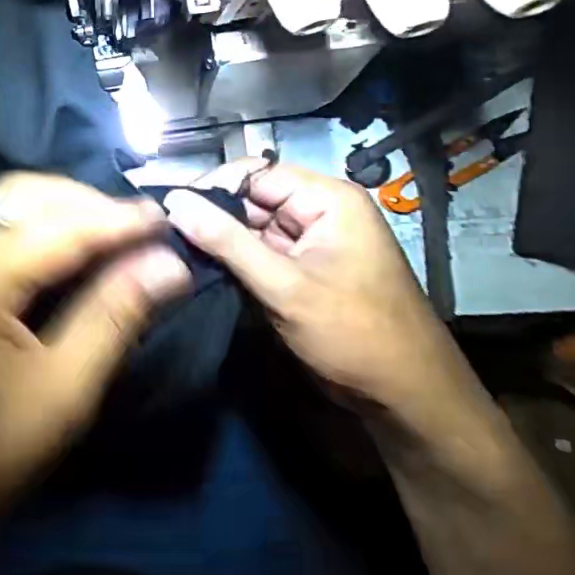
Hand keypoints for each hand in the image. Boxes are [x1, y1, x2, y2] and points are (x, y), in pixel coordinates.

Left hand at [0, 174, 193, 574]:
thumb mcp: (62, 392)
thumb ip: (114, 314)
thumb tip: (168, 264)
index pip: (62, 226)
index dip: (118, 220)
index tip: (162, 218)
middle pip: (19, 197)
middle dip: (79, 204)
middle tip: (128, 229)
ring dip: (41, 212)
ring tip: (89, 237)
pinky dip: (3, 230)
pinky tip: (29, 257)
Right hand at [163, 162, 500, 464]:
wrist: (407, 399)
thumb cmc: (353, 334)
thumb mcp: (285, 286)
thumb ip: (227, 241)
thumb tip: (174, 202)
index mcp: (328, 200)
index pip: (257, 174)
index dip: (212, 187)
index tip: (168, 209)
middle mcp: (321, 213)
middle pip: (254, 201)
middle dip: (214, 218)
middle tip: (167, 238)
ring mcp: (313, 244)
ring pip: (255, 230)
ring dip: (223, 243)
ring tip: (177, 254)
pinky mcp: (305, 273)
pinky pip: (264, 256)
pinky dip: (238, 264)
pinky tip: (203, 272)